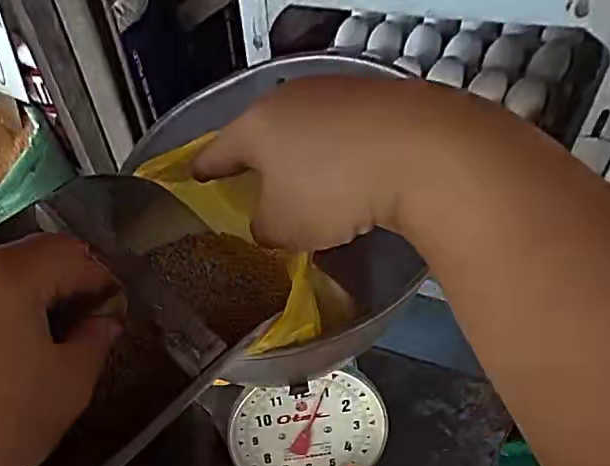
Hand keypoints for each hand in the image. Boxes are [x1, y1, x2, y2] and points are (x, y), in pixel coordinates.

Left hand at [0, 234, 121, 465]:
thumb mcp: (69, 384)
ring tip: (44, 353)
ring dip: (29, 307)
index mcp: (3, 273)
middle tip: (86, 332)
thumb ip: (95, 341)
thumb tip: (104, 322)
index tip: (114, 307)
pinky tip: (5, 361)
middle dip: (64, 292)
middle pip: (28, 262)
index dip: (102, 277)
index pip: (69, 251)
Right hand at [192, 76, 501, 251]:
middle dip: (258, 165)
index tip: (195, 175)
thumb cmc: (332, 191)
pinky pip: (340, 137)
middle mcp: (290, 98)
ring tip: (307, 195)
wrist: (414, 153)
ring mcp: (334, 94)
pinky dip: (337, 161)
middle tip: (255, 190)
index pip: (218, 150)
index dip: (205, 168)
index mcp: (256, 126)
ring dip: (301, 164)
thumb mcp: (284, 227)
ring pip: (304, 134)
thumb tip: (266, 224)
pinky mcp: (373, 101)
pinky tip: (348, 184)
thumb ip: (263, 228)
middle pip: (263, 136)